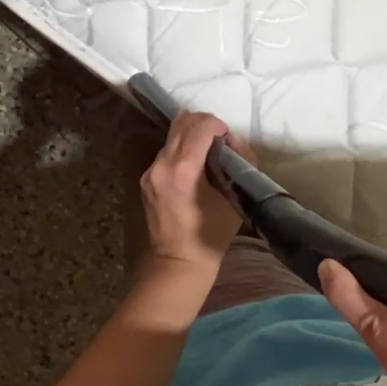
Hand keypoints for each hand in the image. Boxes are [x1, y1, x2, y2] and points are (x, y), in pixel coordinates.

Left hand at [137, 112, 249, 274]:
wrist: (178, 262)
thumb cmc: (212, 235)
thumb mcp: (235, 198)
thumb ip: (240, 163)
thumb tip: (232, 141)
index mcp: (184, 169)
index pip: (199, 127)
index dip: (216, 124)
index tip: (227, 135)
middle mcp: (162, 164)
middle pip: (181, 124)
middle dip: (203, 123)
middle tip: (220, 136)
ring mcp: (150, 172)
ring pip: (171, 137)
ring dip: (191, 135)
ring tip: (208, 149)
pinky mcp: (145, 179)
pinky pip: (165, 153)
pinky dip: (181, 150)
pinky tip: (194, 165)